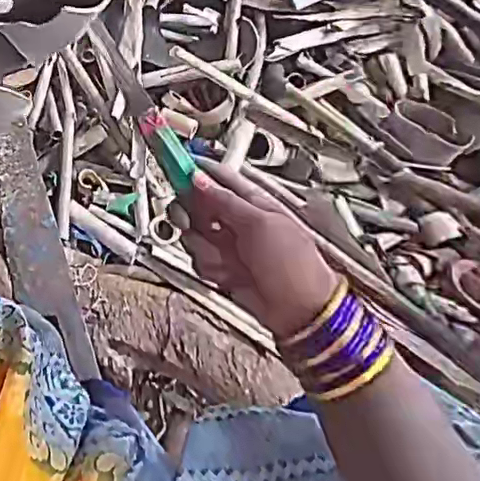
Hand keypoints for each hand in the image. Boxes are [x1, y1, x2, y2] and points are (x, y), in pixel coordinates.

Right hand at [180, 164, 340, 337]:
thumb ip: (224, 199)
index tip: (176, 165)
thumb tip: (199, 178)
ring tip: (225, 258)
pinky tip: (229, 274)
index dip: (196, 170)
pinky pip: (198, 258)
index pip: (219, 177)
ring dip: (205, 246)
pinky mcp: (222, 267)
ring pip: (193, 232)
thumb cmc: (296, 267)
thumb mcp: (260, 224)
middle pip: (197, 204)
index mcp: (254, 203)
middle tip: (195, 221)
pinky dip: (210, 266)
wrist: (303, 315)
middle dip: (192, 214)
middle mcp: (238, 221)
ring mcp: (229, 245)